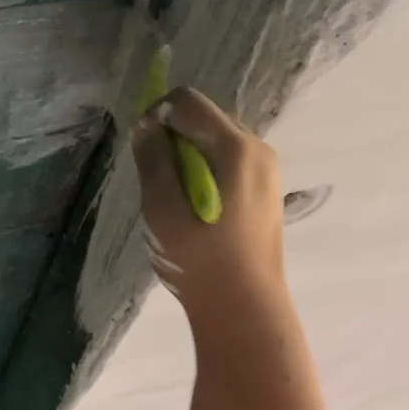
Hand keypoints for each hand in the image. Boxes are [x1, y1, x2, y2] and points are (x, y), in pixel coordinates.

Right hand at [132, 87, 285, 320]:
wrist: (244, 307)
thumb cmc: (199, 260)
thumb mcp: (162, 210)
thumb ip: (153, 161)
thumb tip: (146, 124)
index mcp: (234, 148)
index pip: (187, 101)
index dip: (156, 115)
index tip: (142, 152)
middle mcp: (257, 148)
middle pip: (203, 118)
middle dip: (173, 138)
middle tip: (158, 184)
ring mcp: (266, 169)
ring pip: (215, 140)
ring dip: (187, 157)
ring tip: (176, 201)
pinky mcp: (265, 188)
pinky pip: (228, 161)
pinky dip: (204, 171)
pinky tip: (197, 209)